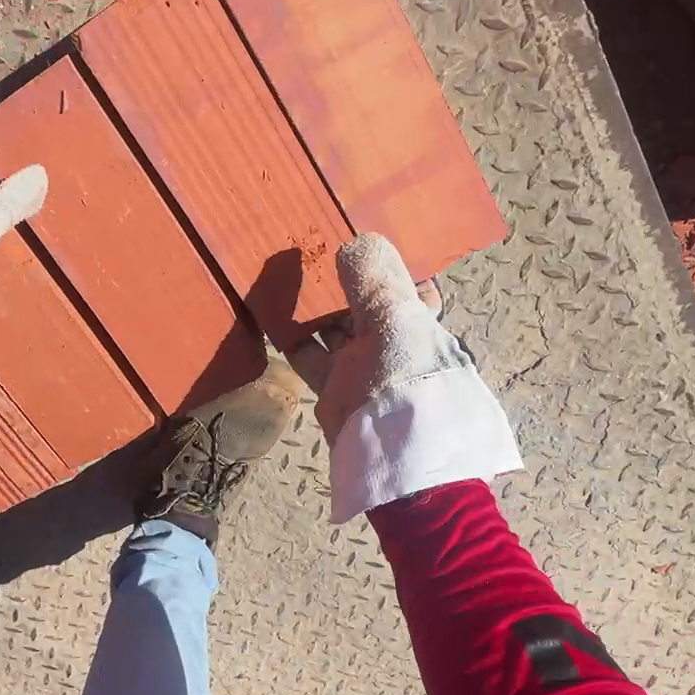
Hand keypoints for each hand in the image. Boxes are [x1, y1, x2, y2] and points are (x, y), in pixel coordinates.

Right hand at [285, 234, 521, 522]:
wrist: (392, 457)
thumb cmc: (404, 380)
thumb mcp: (394, 320)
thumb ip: (374, 279)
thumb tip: (356, 241)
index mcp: (422, 326)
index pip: (411, 286)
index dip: (392, 263)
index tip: (361, 237)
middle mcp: (394, 345)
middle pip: (367, 304)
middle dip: (345, 280)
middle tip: (314, 248)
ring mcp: (362, 368)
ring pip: (336, 327)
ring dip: (316, 305)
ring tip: (289, 273)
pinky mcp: (333, 390)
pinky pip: (309, 355)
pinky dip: (292, 336)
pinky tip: (273, 314)